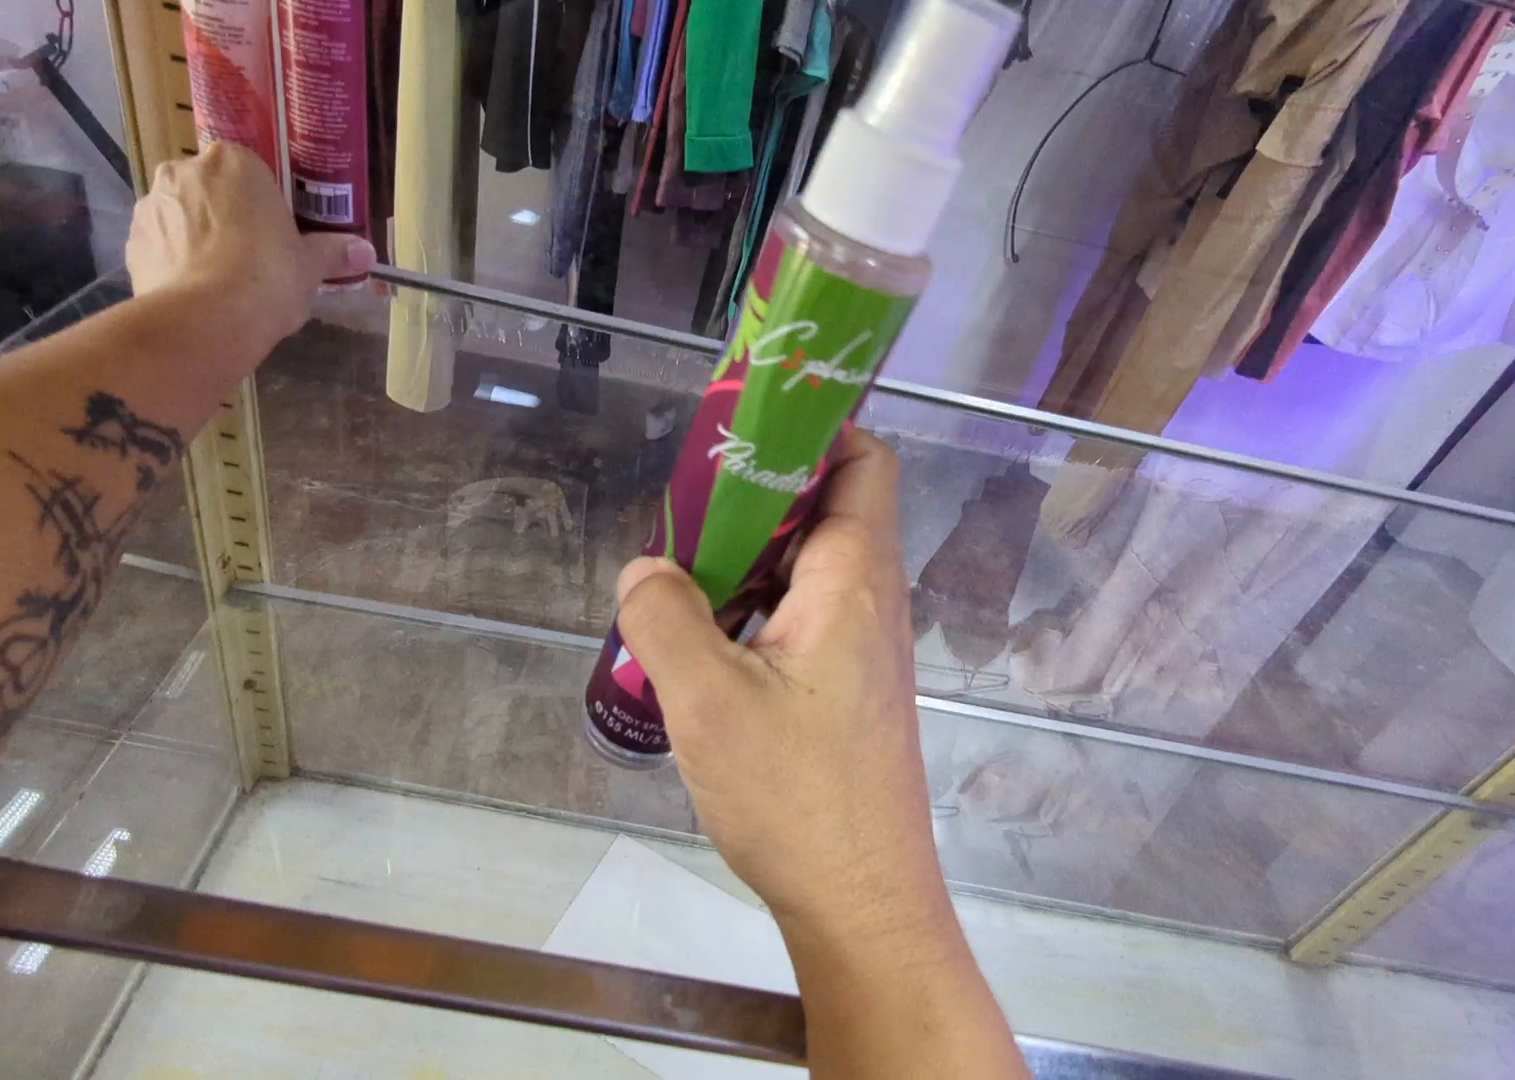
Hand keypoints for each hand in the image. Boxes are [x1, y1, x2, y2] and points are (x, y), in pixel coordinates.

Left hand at [125, 142, 376, 343]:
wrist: (209, 318)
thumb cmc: (269, 277)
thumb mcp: (311, 267)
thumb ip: (334, 253)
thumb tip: (365, 252)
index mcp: (235, 163)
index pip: (253, 171)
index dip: (267, 204)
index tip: (279, 235)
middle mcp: (184, 171)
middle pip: (213, 190)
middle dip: (229, 217)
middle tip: (256, 259)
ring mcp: (152, 205)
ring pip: (183, 217)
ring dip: (200, 239)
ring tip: (226, 283)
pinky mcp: (133, 242)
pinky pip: (163, 247)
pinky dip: (178, 263)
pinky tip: (201, 294)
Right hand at [615, 432, 947, 936]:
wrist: (860, 904)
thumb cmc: (794, 796)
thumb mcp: (707, 700)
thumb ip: (665, 615)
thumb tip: (644, 567)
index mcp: (854, 579)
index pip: (863, 463)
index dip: (816, 429)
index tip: (744, 432)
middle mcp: (870, 602)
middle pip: (825, 509)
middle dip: (756, 497)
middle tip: (684, 511)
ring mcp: (861, 648)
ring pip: (805, 568)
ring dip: (747, 559)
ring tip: (679, 574)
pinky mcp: (844, 687)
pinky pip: (799, 616)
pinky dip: (753, 606)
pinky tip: (701, 639)